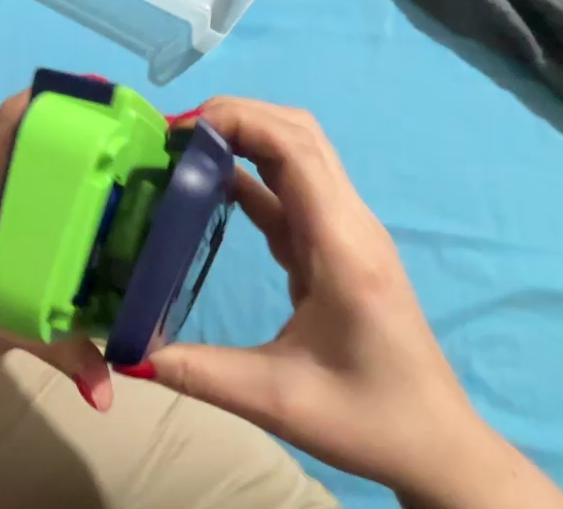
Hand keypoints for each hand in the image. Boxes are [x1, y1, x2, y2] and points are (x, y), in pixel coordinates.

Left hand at [0, 90, 114, 410]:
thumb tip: (113, 392)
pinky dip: (62, 174)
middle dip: (76, 121)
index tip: (97, 96)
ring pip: (32, 155)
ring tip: (127, 148)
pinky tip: (103, 189)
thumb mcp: (8, 331)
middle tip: (131, 126)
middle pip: (28, 131)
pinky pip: (33, 179)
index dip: (47, 100)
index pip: (8, 125)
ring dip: (71, 144)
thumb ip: (63, 356)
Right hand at [124, 99, 562, 507]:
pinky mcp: (332, 243)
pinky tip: (203, 183)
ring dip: (241, 135)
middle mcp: (348, 223)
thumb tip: (123, 348)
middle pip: (297, 132)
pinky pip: (288, 185)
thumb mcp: (276, 402)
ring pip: (295, 150)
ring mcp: (343, 230)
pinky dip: (246, 169)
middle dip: (234, 116)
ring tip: (180, 148)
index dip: (236, 120)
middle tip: (171, 133)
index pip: (294, 148)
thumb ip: (197, 371)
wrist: (439, 447)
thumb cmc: (369, 421)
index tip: (177, 131)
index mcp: (341, 247)